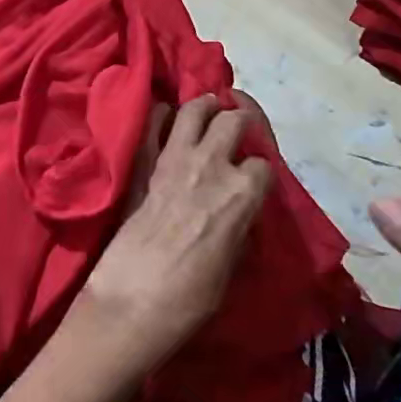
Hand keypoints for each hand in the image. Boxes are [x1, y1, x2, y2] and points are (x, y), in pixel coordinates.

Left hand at [82, 93, 271, 373]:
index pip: (264, 163)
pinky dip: (160, 114)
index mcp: (242, 194)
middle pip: (234, 120)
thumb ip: (239, 223)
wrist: (136, 295)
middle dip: (240, 119)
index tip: (255, 174)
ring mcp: (172, 158)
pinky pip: (151, 123)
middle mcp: (211, 165)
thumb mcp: (234, 261)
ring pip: (194, 109)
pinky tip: (164, 115)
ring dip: (204, 105)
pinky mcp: (140, 161)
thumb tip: (240, 208)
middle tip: (237, 122)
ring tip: (207, 106)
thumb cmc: (194, 294)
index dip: (261, 169)